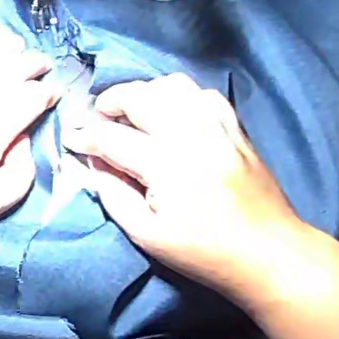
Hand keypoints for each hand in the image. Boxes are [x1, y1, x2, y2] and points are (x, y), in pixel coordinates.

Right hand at [63, 73, 313, 303]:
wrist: (267, 252)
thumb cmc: (203, 251)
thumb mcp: (146, 235)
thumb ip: (113, 193)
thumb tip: (92, 162)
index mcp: (165, 164)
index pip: (112, 137)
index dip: (84, 136)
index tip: (70, 139)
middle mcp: (191, 134)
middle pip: (140, 96)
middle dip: (109, 102)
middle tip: (96, 119)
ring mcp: (217, 126)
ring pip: (172, 85)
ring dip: (144, 93)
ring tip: (131, 112)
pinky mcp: (235, 127)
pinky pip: (202, 94)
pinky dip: (178, 96)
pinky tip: (170, 114)